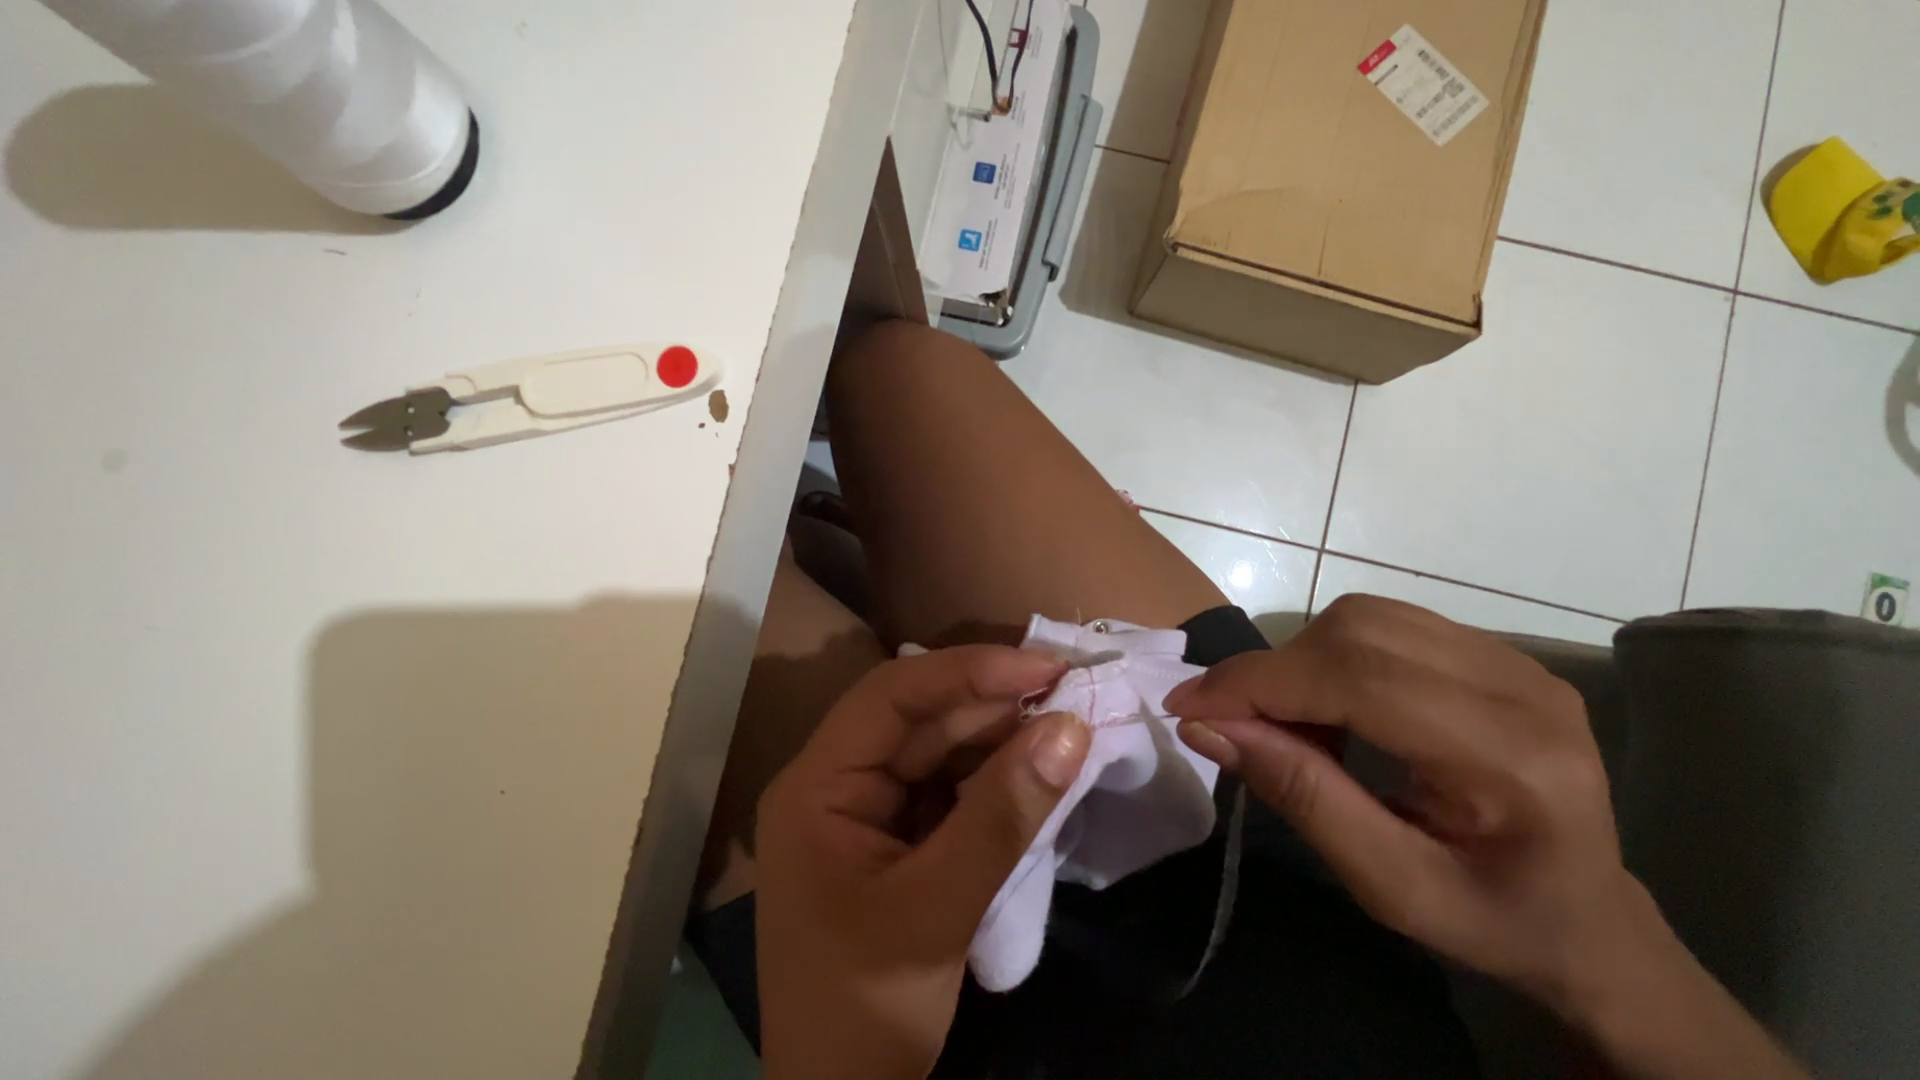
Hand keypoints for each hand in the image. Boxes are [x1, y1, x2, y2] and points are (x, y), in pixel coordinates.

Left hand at [755, 645, 1090, 1079]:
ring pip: (938, 752)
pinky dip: (994, 780)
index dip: (968, 671)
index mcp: (817, 787)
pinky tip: (1038, 768)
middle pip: (918, 720)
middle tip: (1072, 691)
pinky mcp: (896, 843)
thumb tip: (1070, 727)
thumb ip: (1001, 816)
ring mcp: (866, 814)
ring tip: (1067, 724)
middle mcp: (836, 785)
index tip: (1044, 669)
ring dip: (999, 738)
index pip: (891, 697)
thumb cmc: (868, 1004)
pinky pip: (948, 791)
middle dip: (993, 703)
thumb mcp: (937, 908)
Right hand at [1166, 596, 1804, 1078]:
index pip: (1359, 680)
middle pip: (1359, 632)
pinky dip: (1331, 658)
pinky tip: (1331, 710)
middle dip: (1272, 672)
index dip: (1259, 682)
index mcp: (1512, 758)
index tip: (1186, 705)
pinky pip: (1387, 625)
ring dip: (1300, 663)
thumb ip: (1302, 797)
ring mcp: (1517, 662)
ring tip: (1288, 726)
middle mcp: (1523, 688)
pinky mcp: (1500, 654)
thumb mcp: (1388, 886)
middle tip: (1230, 727)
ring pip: (1366, 617)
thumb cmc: (1491, 921)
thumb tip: (1206, 727)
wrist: (1588, 921)